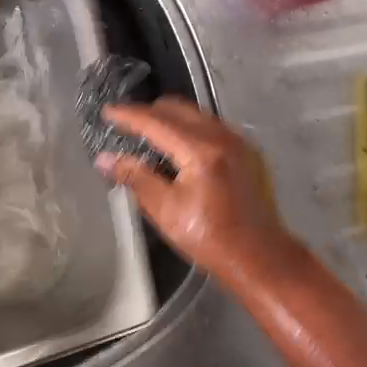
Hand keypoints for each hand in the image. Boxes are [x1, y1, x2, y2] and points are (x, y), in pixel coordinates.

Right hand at [96, 98, 292, 279]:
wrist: (260, 257)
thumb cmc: (209, 237)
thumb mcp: (165, 210)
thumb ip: (135, 177)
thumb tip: (105, 159)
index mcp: (200, 150)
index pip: (156, 122)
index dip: (128, 115)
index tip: (107, 111)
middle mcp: (222, 137)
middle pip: (178, 109)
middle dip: (149, 112)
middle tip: (126, 124)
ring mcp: (239, 143)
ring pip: (197, 115)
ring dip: (171, 119)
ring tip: (150, 135)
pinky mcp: (248, 153)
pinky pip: (212, 128)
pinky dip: (191, 129)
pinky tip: (181, 150)